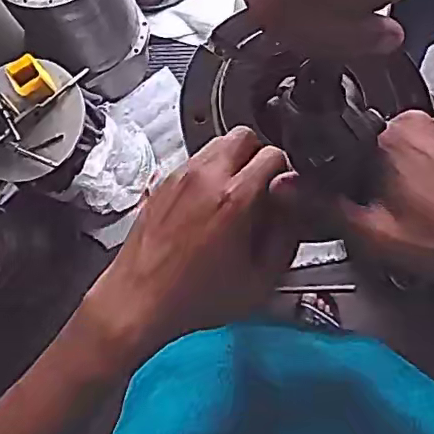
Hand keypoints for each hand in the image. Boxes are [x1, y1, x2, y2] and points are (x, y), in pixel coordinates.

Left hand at [73, 128, 300, 366]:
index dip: (286, 171)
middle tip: (262, 185)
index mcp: (233, 197)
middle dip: (259, 155)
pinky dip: (210, 170)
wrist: (140, 298)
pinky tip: (211, 204)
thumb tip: (293, 197)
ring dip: (234, 160)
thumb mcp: (260, 279)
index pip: (273, 153)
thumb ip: (286, 231)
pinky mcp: (164, 180)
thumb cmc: (194, 296)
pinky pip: (196, 159)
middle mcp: (205, 177)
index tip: (283, 191)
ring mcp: (181, 175)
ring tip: (236, 195)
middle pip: (244, 135)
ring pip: (217, 142)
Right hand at [279, 111, 433, 308]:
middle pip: (364, 142)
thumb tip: (281, 186)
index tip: (351, 198)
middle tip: (380, 211)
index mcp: (392, 132)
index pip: (340, 140)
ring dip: (389, 173)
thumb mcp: (371, 232)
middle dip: (364, 173)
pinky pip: (417, 150)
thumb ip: (321, 206)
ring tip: (406, 209)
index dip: (339, 174)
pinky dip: (414, 171)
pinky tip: (425, 203)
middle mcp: (417, 122)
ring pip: (391, 146)